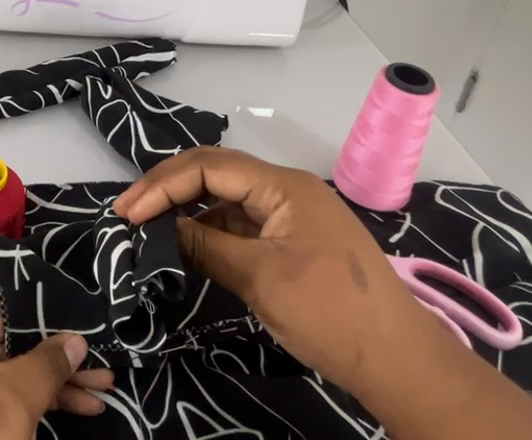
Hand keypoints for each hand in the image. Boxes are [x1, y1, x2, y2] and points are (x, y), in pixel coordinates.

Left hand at [0, 232, 114, 438]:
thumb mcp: (14, 400)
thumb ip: (47, 366)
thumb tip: (76, 342)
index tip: (12, 249)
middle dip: (44, 326)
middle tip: (91, 335)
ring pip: (7, 352)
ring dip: (52, 365)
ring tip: (104, 378)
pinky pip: (4, 382)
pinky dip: (39, 390)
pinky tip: (86, 404)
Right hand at [112, 147, 436, 394]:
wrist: (403, 365)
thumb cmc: (331, 314)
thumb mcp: (259, 279)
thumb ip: (204, 246)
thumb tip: (157, 231)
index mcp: (283, 186)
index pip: (207, 167)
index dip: (162, 186)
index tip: (128, 214)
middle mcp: (286, 190)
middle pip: (215, 174)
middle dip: (169, 191)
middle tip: (129, 215)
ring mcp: (292, 216)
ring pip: (226, 199)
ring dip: (187, 210)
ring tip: (149, 229)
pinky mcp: (294, 241)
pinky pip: (242, 224)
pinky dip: (210, 231)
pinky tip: (187, 246)